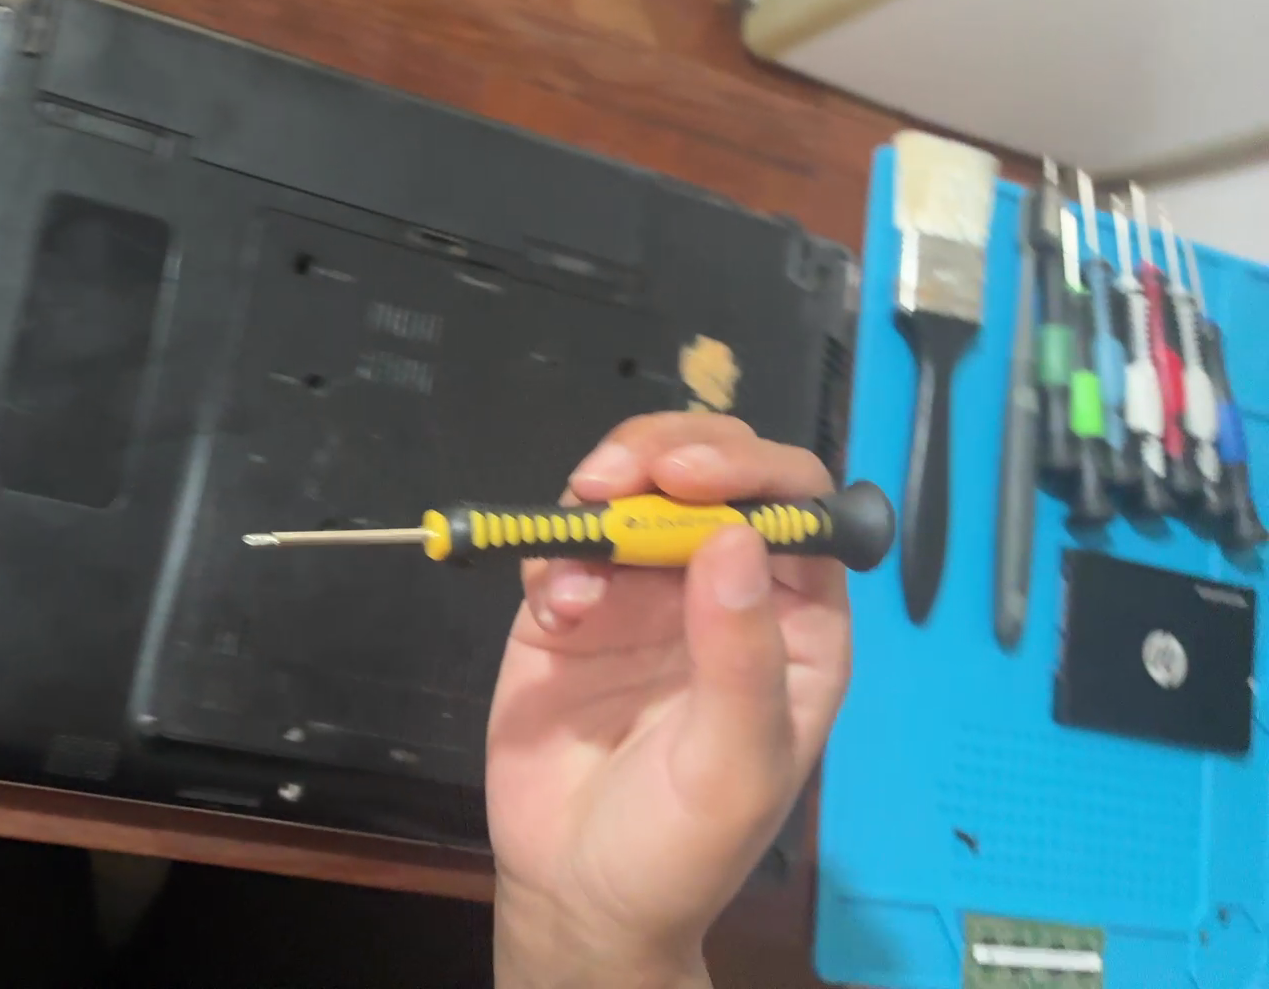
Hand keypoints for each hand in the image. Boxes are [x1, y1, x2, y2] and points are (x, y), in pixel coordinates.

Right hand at [486, 413, 849, 987]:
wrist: (570, 884)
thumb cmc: (678, 845)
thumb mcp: (731, 764)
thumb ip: (740, 654)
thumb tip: (736, 534)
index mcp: (787, 619)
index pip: (793, 505)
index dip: (748, 470)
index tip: (687, 477)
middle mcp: (713, 588)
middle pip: (701, 474)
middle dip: (655, 457)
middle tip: (605, 481)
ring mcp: (634, 592)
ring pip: (623, 494)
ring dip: (591, 503)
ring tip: (567, 564)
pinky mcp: (565, 604)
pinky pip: (556, 547)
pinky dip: (547, 561)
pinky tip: (553, 615)